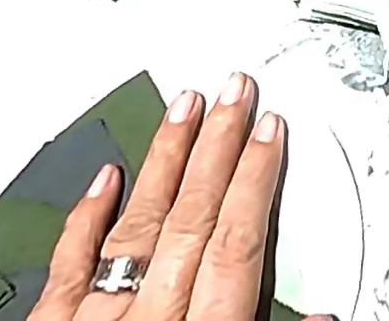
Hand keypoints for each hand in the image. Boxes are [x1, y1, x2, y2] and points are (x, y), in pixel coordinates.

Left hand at [28, 72, 331, 320]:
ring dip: (166, 159)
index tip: (271, 127)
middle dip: (220, 145)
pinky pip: (65, 273)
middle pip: (193, 218)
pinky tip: (107, 176)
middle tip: (237, 90)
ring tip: (186, 105)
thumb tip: (323, 319)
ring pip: (135, 227)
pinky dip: (86, 220)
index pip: (237, 242)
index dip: (258, 177)